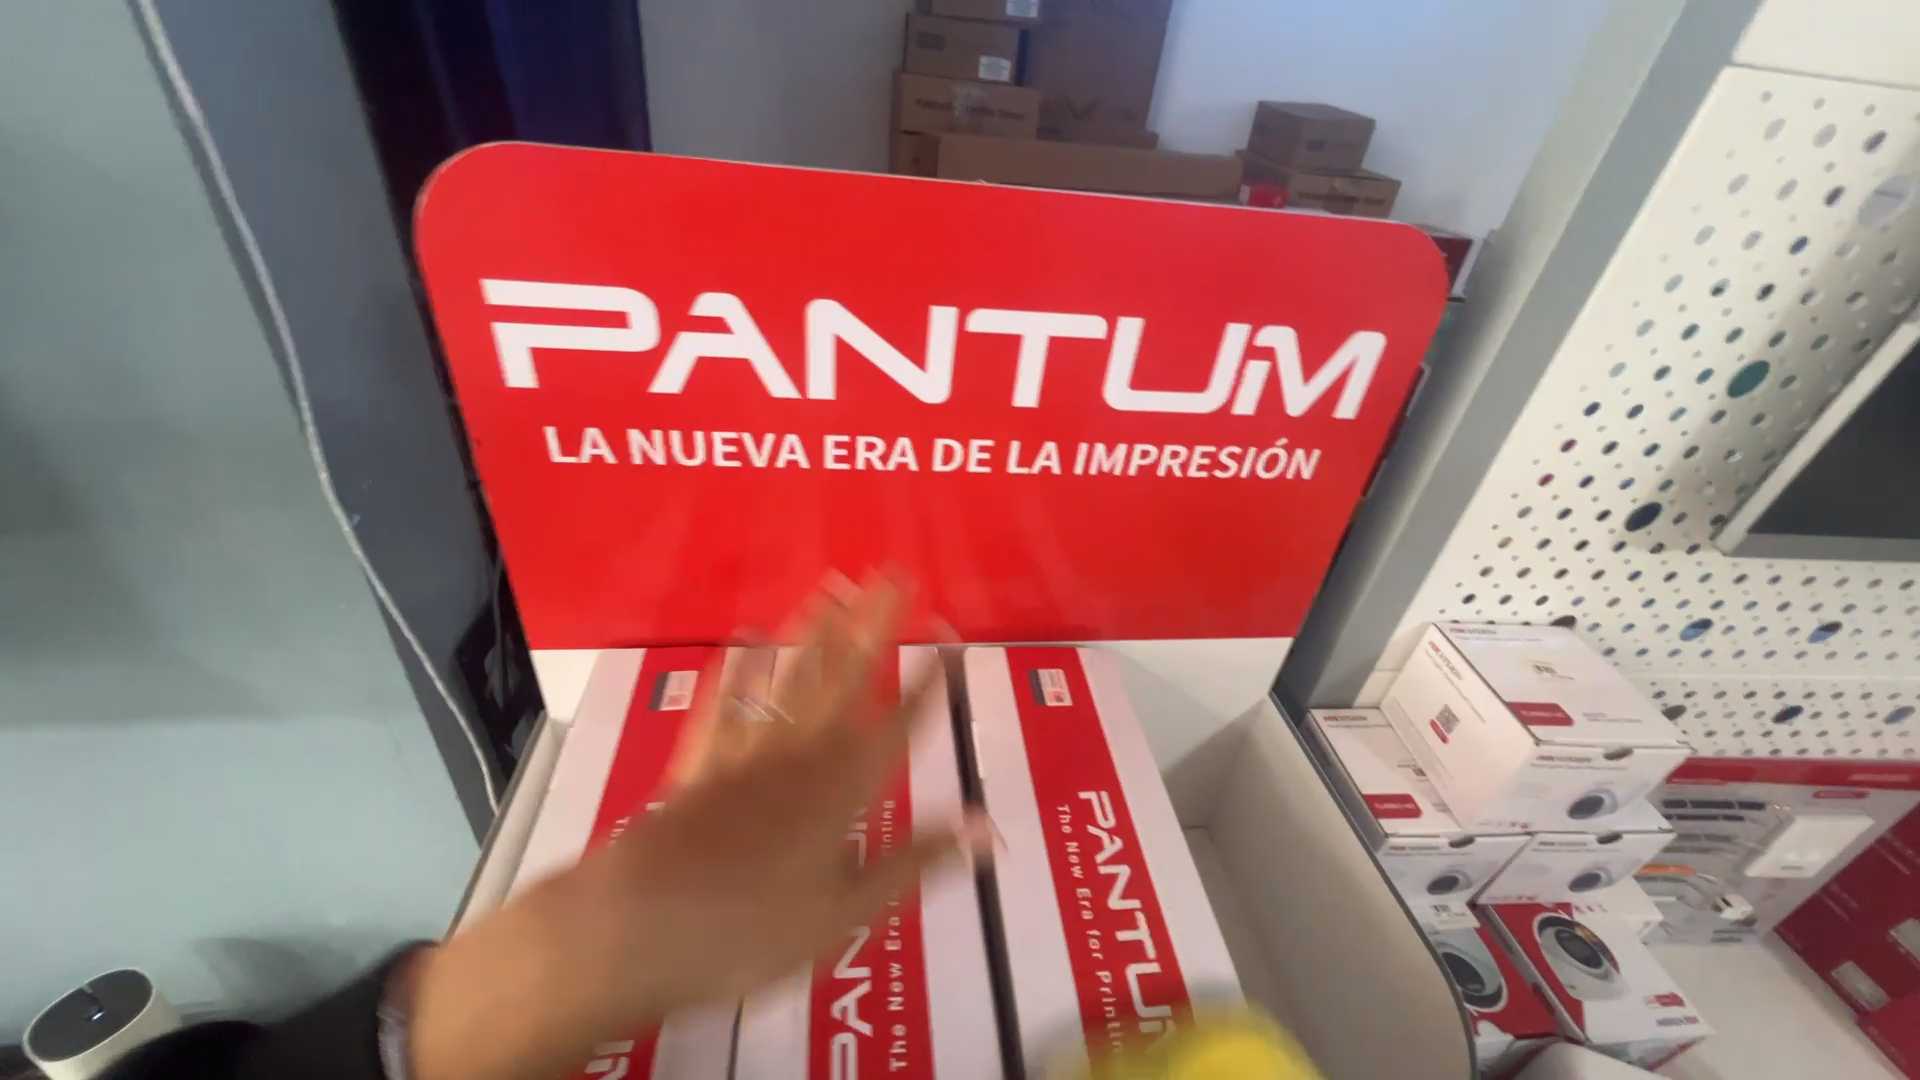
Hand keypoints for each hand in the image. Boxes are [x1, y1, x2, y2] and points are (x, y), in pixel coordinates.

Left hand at [407, 572, 990, 1079]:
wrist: (637, 927)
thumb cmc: (753, 930)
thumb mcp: (849, 910)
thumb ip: (918, 860)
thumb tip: (989, 826)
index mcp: (844, 789)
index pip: (900, 723)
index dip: (929, 680)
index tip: (949, 635)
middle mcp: (801, 754)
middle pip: (847, 678)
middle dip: (876, 625)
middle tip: (894, 576)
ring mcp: (747, 751)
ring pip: (790, 679)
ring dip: (814, 632)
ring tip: (833, 588)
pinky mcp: (701, 760)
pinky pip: (725, 702)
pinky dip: (737, 669)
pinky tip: (746, 637)